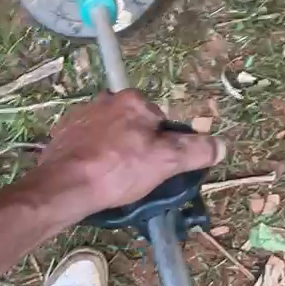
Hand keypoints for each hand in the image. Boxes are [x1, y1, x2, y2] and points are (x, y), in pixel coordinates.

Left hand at [30, 90, 224, 219]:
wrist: (63, 185)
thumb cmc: (117, 171)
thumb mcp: (166, 161)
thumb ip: (195, 151)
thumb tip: (221, 145)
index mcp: (134, 100)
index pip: (162, 123)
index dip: (164, 149)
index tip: (157, 171)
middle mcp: (106, 99)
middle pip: (136, 129)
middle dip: (139, 150)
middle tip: (136, 178)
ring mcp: (81, 115)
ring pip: (112, 137)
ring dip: (117, 154)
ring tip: (114, 181)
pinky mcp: (63, 134)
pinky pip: (90, 145)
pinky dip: (95, 159)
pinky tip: (94, 178)